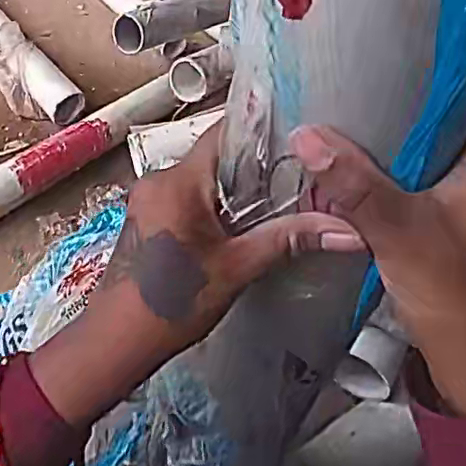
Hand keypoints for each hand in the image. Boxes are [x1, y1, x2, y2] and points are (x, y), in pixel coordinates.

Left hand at [30, 124, 361, 427]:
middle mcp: (158, 180)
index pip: (223, 135)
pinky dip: (211, 203)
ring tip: (276, 199)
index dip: (260, 129)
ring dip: (232, 188)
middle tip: (299, 173)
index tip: (298, 132)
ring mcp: (147, 198)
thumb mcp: (237, 268)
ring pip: (199, 179)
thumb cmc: (173, 301)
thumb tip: (347, 231)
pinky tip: (238, 222)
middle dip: (254, 165)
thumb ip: (288, 240)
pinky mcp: (145, 217)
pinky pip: (184, 196)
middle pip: (213, 157)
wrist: (119, 336)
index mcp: (178, 181)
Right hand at [286, 77, 465, 418]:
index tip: (414, 32)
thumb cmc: (456, 295)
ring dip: (401, 115)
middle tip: (366, 59)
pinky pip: (420, 159)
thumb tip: (307, 137)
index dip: (462, 52)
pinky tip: (354, 144)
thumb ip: (354, 185)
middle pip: (460, 102)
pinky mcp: (447, 204)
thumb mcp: (400, 233)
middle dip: (417, 79)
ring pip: (436, 132)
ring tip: (353, 93)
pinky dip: (392, 147)